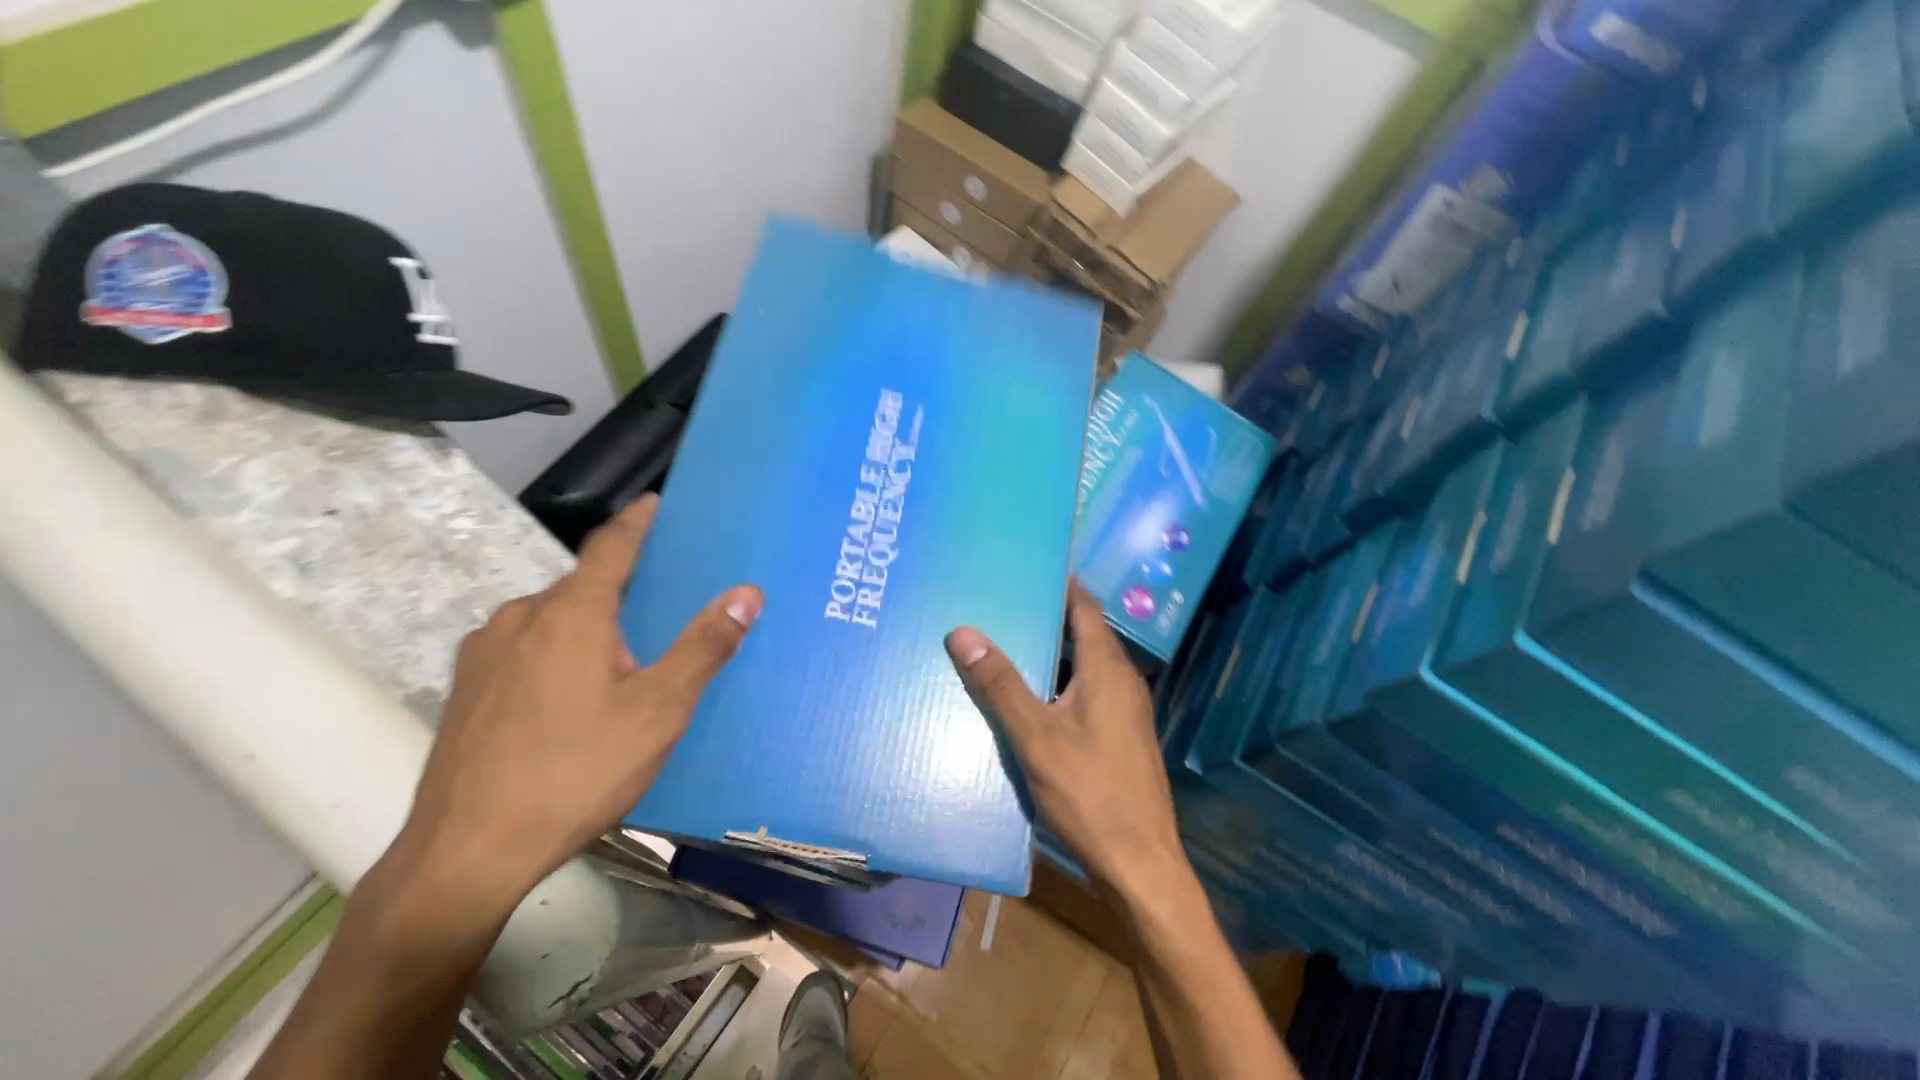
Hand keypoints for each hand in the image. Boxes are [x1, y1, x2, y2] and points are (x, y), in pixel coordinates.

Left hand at [395, 495, 762, 909]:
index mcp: (571, 613)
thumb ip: (703, 648)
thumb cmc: (576, 772)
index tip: (656, 503)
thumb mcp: (658, 713)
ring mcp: (484, 654)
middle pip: (581, 588)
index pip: (610, 546)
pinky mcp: (465, 689)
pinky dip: (555, 656)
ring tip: (618, 670)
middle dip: (620, 594)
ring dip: (586, 630)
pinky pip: (523, 652)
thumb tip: (746, 592)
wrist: (468, 849)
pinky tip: (569, 705)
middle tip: (659, 617)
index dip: (638, 522)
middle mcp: (520, 618)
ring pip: (549, 623)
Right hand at [946, 581, 1184, 899]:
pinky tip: (1026, 704)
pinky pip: (1084, 697)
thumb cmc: (1090, 795)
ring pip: (1082, 670)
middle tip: (999, 604)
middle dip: (1045, 619)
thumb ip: (1001, 685)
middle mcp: (1122, 684)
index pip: (1085, 609)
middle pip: (1083, 636)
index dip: (1060, 585)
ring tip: (1003, 647)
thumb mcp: (1036, 738)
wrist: (1140, 865)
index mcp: (1108, 671)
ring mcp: (1125, 715)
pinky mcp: (1120, 741)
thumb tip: (963, 631)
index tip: (1026, 566)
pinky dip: (1056, 688)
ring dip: (1049, 657)